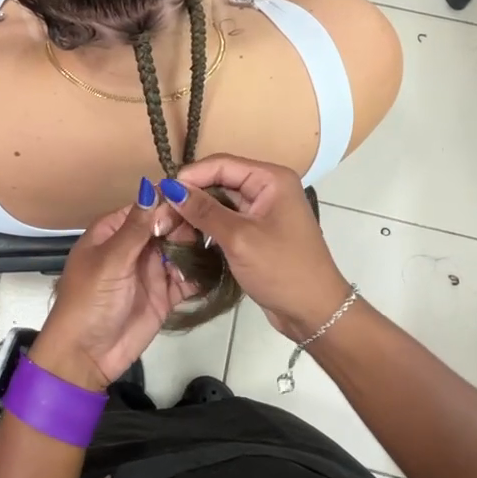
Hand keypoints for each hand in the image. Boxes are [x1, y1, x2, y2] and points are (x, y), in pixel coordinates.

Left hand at [30, 183, 198, 389]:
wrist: (85, 356)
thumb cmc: (88, 302)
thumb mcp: (111, 260)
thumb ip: (136, 227)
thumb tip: (151, 186)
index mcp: (113, 232)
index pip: (146, 208)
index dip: (169, 202)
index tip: (196, 197)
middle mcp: (134, 247)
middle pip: (167, 227)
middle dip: (187, 225)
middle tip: (208, 227)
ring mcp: (150, 271)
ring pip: (180, 250)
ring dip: (196, 247)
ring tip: (215, 245)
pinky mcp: (164, 296)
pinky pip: (186, 279)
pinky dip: (200, 273)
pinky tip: (217, 266)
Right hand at [160, 156, 350, 342]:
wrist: (315, 313)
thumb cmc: (283, 270)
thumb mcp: (239, 239)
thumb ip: (204, 211)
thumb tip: (169, 188)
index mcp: (271, 179)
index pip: (221, 164)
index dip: (190, 176)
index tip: (161, 193)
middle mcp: (267, 188)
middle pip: (219, 181)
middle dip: (190, 196)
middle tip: (161, 214)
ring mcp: (263, 210)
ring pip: (219, 201)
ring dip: (195, 212)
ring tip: (168, 227)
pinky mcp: (257, 231)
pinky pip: (226, 219)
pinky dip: (206, 226)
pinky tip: (186, 237)